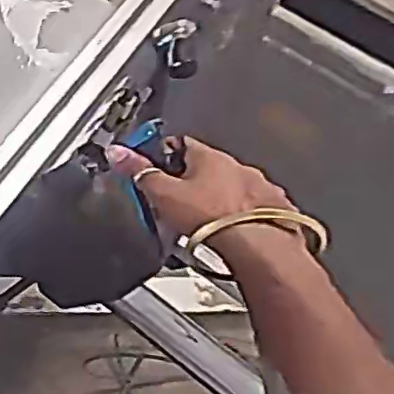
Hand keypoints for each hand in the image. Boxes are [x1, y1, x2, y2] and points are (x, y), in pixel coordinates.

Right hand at [107, 138, 303, 259]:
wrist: (259, 250)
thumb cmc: (212, 219)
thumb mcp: (162, 193)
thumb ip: (139, 171)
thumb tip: (118, 152)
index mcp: (210, 157)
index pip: (179, 143)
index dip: (161, 153)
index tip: (150, 164)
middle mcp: (238, 168)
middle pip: (204, 167)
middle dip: (188, 181)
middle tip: (170, 201)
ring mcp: (260, 189)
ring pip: (228, 188)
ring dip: (214, 198)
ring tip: (197, 222)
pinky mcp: (276, 211)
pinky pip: (249, 208)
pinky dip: (237, 216)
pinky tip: (225, 232)